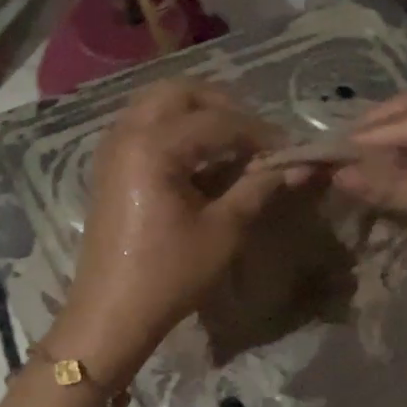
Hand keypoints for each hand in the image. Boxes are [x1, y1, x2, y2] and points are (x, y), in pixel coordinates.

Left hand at [49, 80, 286, 381]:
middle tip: (254, 139)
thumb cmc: (169, 276)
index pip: (218, 120)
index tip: (289, 151)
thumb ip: (257, 189)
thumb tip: (297, 166)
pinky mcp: (109, 167)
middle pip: (181, 92)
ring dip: (197, 116)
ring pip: (159, 105)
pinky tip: (200, 163)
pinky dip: (175, 131)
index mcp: (154, 145)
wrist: (112, 314)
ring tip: (231, 149)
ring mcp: (113, 148)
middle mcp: (127, 133)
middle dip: (223, 108)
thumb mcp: (222, 232)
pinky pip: (144, 127)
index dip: (259, 133)